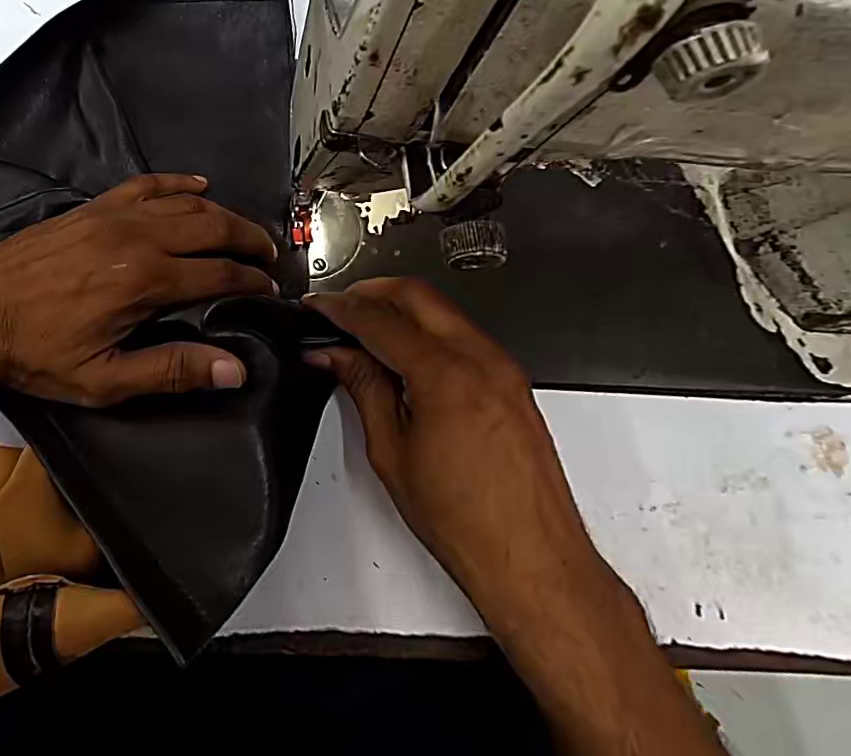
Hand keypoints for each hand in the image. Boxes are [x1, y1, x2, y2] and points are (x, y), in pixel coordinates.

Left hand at [0, 173, 278, 406]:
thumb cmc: (33, 351)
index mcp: (143, 282)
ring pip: (187, 203)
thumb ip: (172, 371)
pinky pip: (146, 184)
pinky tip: (198, 185)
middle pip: (214, 227)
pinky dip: (178, 182)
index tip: (268, 288)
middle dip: (250, 240)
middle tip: (268, 255)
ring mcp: (113, 217)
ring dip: (224, 214)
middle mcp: (135, 240)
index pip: (219, 274)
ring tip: (243, 229)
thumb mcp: (104, 379)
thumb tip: (231, 369)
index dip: (251, 281)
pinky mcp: (93, 208)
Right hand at [303, 278, 599, 615]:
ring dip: (400, 309)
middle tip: (339, 308)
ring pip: (442, 308)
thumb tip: (337, 357)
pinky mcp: (513, 380)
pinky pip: (463, 333)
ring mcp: (503, 367)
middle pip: (416, 293)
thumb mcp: (393, 451)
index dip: (340, 308)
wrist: (531, 559)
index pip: (379, 319)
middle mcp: (482, 361)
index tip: (319, 307)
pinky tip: (405, 354)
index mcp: (446, 376)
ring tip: (366, 334)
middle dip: (370, 291)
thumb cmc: (470, 523)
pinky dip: (428, 330)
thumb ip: (363, 388)